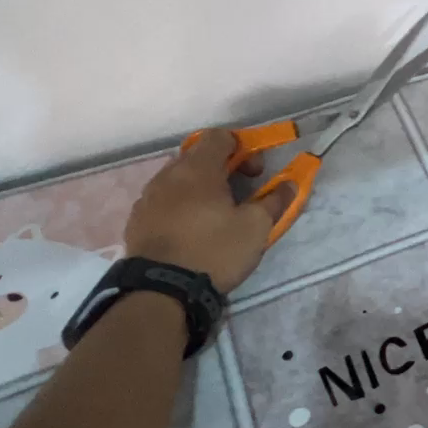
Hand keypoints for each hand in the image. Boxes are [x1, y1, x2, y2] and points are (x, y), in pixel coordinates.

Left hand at [124, 129, 290, 292]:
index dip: (243, 147)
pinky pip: (164, 199)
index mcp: (198, 170)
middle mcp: (168, 176)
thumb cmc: (214, 250)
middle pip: (198, 156)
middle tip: (241, 191)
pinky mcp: (137, 220)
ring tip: (217, 212)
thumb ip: (276, 200)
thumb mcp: (256, 227)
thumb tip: (290, 184)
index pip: (219, 136)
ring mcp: (148, 198)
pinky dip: (182, 204)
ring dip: (201, 186)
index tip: (256, 173)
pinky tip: (193, 229)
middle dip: (223, 166)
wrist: (160, 291)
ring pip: (179, 178)